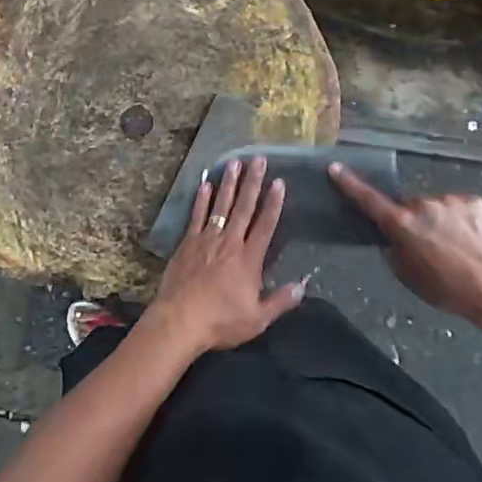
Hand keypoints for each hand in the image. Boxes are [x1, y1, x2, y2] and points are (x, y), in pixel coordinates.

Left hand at [145, 157, 306, 355]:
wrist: (179, 322)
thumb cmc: (220, 322)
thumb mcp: (257, 319)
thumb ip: (280, 301)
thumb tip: (303, 286)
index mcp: (249, 259)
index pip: (265, 225)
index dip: (274, 203)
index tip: (279, 182)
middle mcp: (230, 243)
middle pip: (244, 207)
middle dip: (253, 182)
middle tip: (259, 159)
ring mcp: (207, 240)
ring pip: (221, 206)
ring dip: (229, 183)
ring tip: (235, 163)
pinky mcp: (187, 244)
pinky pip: (196, 216)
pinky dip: (202, 200)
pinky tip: (206, 184)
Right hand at [329, 164, 481, 323]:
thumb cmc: (451, 290)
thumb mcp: (412, 279)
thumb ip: (396, 253)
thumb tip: (392, 240)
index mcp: (404, 225)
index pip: (370, 200)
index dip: (350, 184)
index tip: (336, 168)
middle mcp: (425, 205)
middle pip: (414, 208)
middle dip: (419, 222)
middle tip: (433, 248)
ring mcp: (453, 200)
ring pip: (441, 208)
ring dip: (445, 223)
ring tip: (462, 251)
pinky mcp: (478, 202)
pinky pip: (465, 210)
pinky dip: (468, 224)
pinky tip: (479, 245)